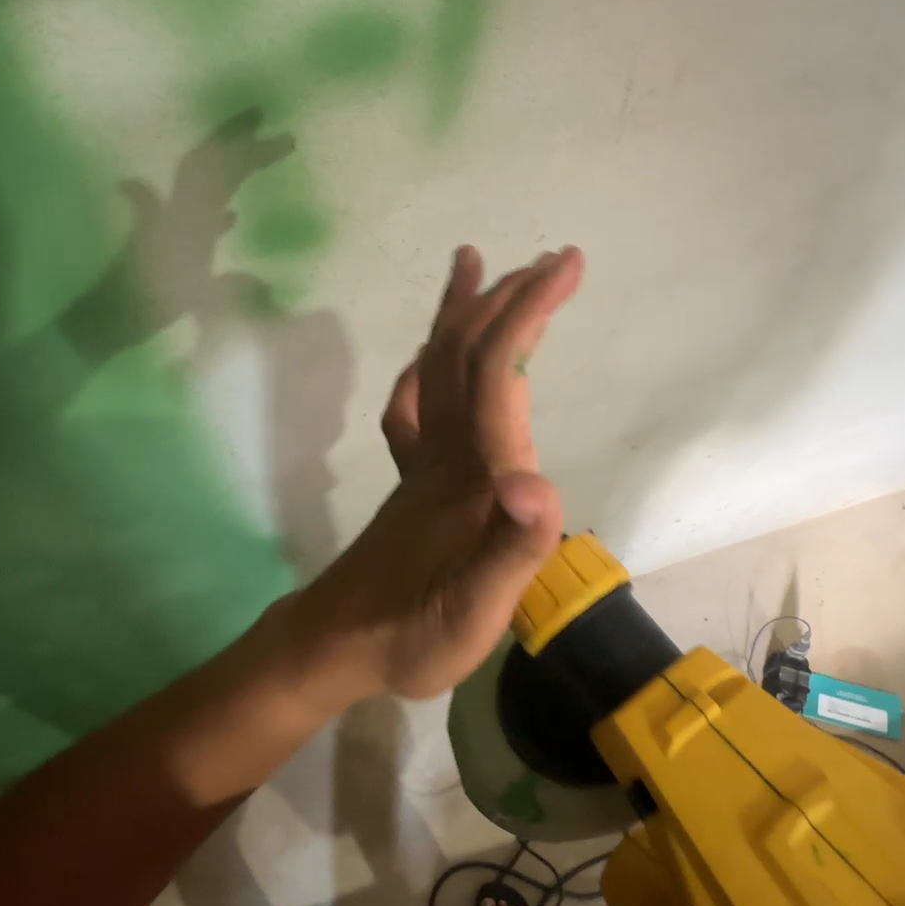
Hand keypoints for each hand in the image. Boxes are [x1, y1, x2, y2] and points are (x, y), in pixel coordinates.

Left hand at [294, 245, 583, 702]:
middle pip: (468, 356)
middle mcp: (447, 455)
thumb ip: (512, 547)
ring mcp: (422, 466)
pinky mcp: (410, 483)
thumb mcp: (477, 609)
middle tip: (551, 260)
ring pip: (436, 371)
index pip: (499, 372)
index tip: (565, 265)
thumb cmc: (415, 632)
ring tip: (474, 266)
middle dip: (508, 298)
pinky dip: (425, 370)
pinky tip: (428, 363)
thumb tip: (537, 484)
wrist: (339, 646)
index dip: (529, 311)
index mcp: (474, 475)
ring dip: (461, 316)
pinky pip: (412, 409)